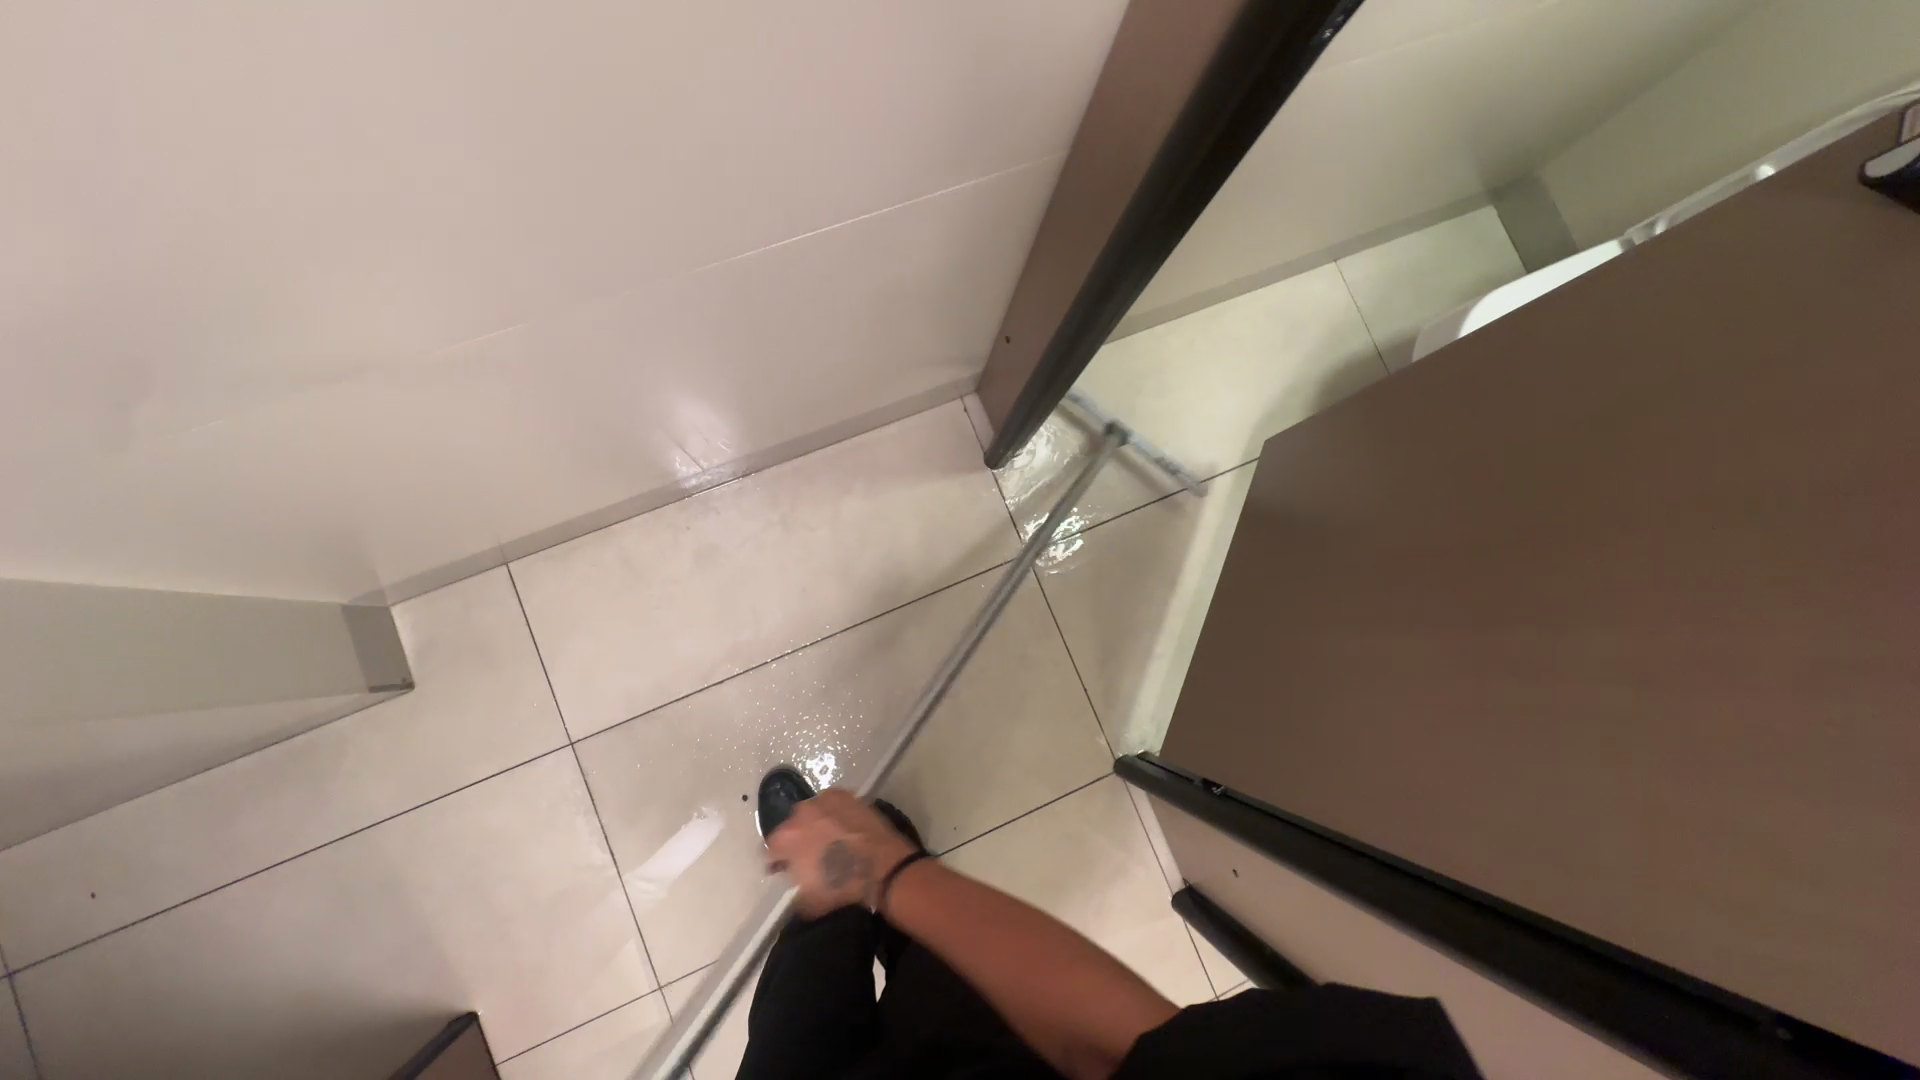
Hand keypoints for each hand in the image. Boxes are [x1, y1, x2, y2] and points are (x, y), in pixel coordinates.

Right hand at [766, 789, 917, 917]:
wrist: (880, 865)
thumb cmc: (841, 886)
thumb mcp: (808, 902)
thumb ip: (793, 893)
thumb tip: (794, 891)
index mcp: (785, 839)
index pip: (771, 849)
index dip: (777, 860)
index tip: (784, 869)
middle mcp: (799, 814)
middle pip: (791, 827)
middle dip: (797, 839)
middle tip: (811, 853)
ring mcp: (823, 800)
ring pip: (811, 812)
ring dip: (815, 823)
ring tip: (830, 838)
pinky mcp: (844, 794)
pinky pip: (831, 803)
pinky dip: (834, 812)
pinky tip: (844, 824)